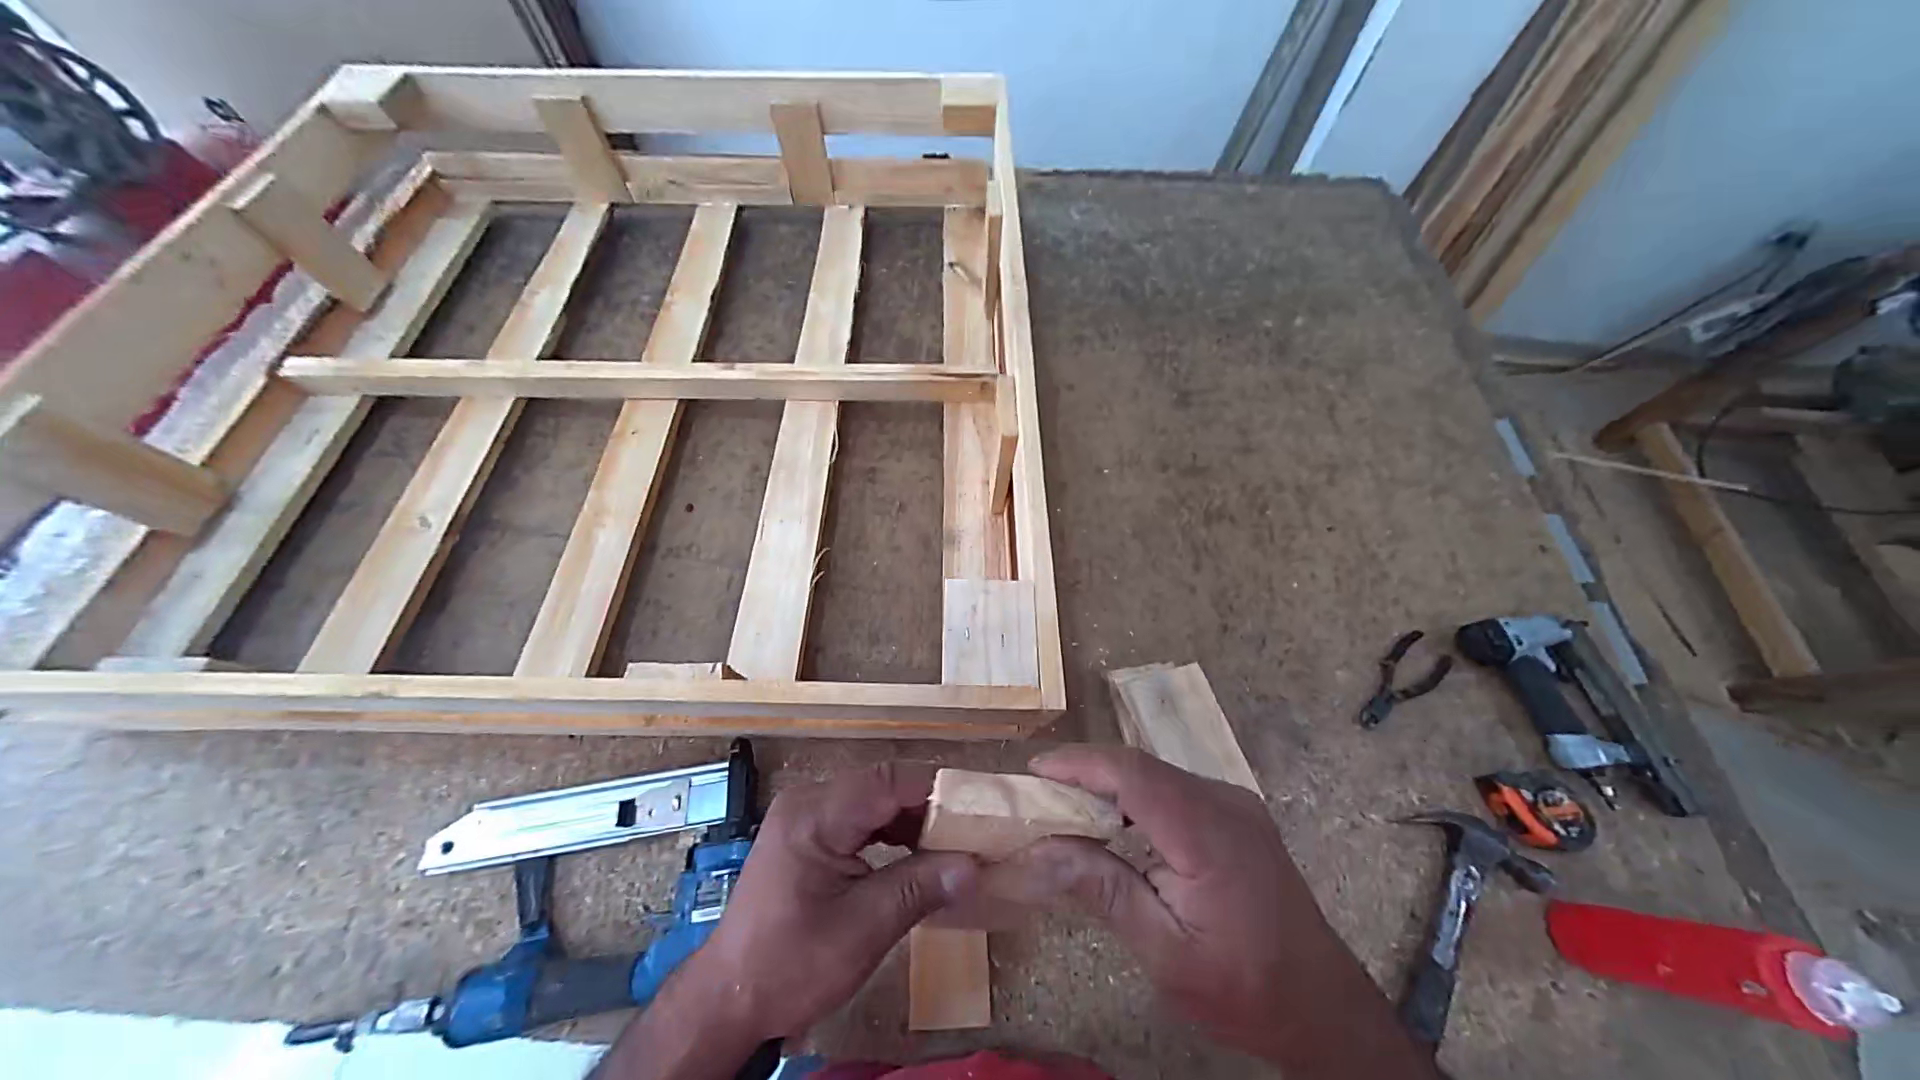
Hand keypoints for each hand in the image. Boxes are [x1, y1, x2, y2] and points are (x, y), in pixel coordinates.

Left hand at [595, 762, 978, 1079]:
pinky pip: (858, 819)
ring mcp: (804, 816)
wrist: (729, 998)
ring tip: (949, 847)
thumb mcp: (862, 930)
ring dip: (911, 821)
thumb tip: (974, 865)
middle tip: (969, 833)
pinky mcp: (806, 834)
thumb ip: (919, 887)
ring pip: (872, 801)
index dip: (935, 791)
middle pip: (881, 786)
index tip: (976, 811)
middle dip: (927, 808)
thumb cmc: (790, 965)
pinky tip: (915, 856)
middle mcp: (808, 801)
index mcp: (815, 815)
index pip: (887, 781)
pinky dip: (889, 834)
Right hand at [978, 745, 1438, 1077]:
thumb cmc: (1245, 989)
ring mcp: (1234, 803)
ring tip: (1062, 805)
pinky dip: (1133, 797)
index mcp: (1208, 833)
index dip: (1079, 765)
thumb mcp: (1166, 954)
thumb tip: (1040, 849)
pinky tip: (1111, 822)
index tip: (1033, 773)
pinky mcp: (1235, 813)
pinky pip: (1172, 789)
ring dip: (1107, 784)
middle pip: (1141, 766)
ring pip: (1155, 773)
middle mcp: (1224, 802)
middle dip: (1085, 773)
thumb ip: (1104, 891)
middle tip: (1038, 794)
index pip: (1132, 774)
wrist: (1324, 1007)